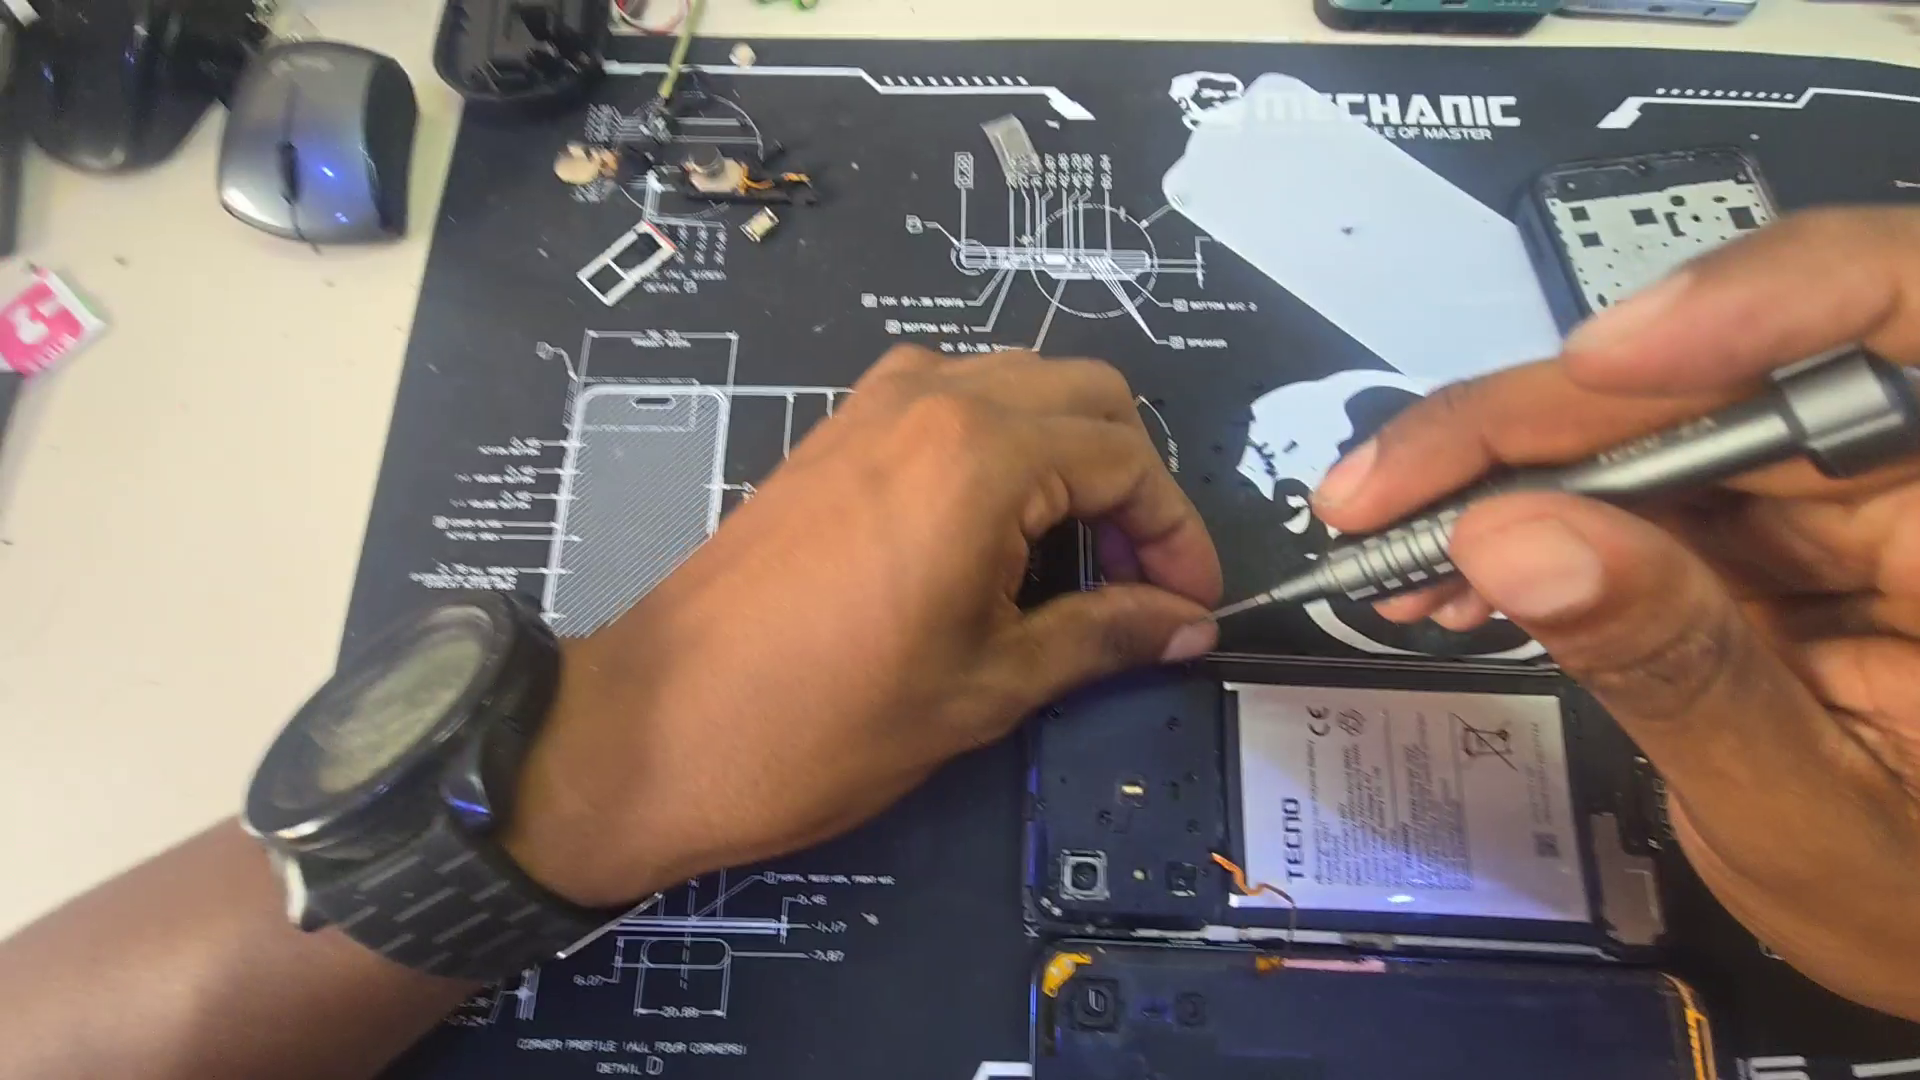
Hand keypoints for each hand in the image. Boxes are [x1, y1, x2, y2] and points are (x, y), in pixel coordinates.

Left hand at [506, 347, 1222, 907]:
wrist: (657, 725)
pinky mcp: (839, 427)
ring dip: (1071, 454)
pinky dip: (1005, 443)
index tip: (1195, 602)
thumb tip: (1190, 623)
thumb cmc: (830, 721)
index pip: (1127, 460)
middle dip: (1133, 481)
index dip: (1177, 532)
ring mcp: (877, 402)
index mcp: (982, 452)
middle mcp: (935, 396)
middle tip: (1138, 574)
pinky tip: (996, 519)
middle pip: (1087, 397)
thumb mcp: (987, 686)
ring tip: (1075, 551)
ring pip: (1022, 386)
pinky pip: (955, 400)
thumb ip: (1104, 636)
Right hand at [1313, 207, 1919, 1019]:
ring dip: (1480, 491)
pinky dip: (1506, 529)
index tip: (1589, 360)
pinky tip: (1445, 580)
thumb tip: (1501, 536)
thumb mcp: (1802, 813)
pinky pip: (1603, 492)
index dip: (1759, 302)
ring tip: (1389, 563)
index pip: (1918, 315)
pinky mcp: (1739, 522)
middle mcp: (1910, 468)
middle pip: (1701, 381)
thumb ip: (1672, 664)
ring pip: (1622, 436)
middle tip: (1367, 497)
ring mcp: (1818, 494)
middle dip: (1510, 434)